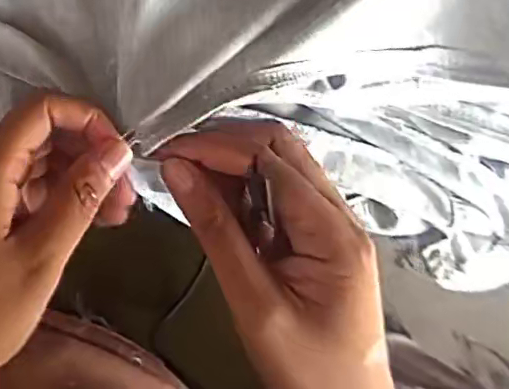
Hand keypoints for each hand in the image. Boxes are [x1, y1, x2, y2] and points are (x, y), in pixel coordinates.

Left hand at [0, 93, 136, 388]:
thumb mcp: (40, 257)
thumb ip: (78, 198)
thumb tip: (116, 151)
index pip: (44, 108)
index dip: (86, 119)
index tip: (121, 154)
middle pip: (43, 130)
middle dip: (89, 151)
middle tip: (127, 194)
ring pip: (39, 156)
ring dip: (78, 174)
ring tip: (117, 213)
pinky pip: (26, 180)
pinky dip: (59, 193)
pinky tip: (89, 220)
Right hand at [158, 123, 389, 388]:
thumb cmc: (310, 374)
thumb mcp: (254, 304)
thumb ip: (215, 230)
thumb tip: (176, 170)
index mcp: (334, 234)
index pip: (267, 158)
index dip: (214, 147)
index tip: (169, 151)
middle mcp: (339, 219)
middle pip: (278, 146)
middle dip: (222, 143)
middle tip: (178, 157)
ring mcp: (331, 226)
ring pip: (277, 160)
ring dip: (231, 160)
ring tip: (191, 176)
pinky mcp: (316, 236)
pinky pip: (276, 187)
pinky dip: (240, 183)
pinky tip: (215, 199)